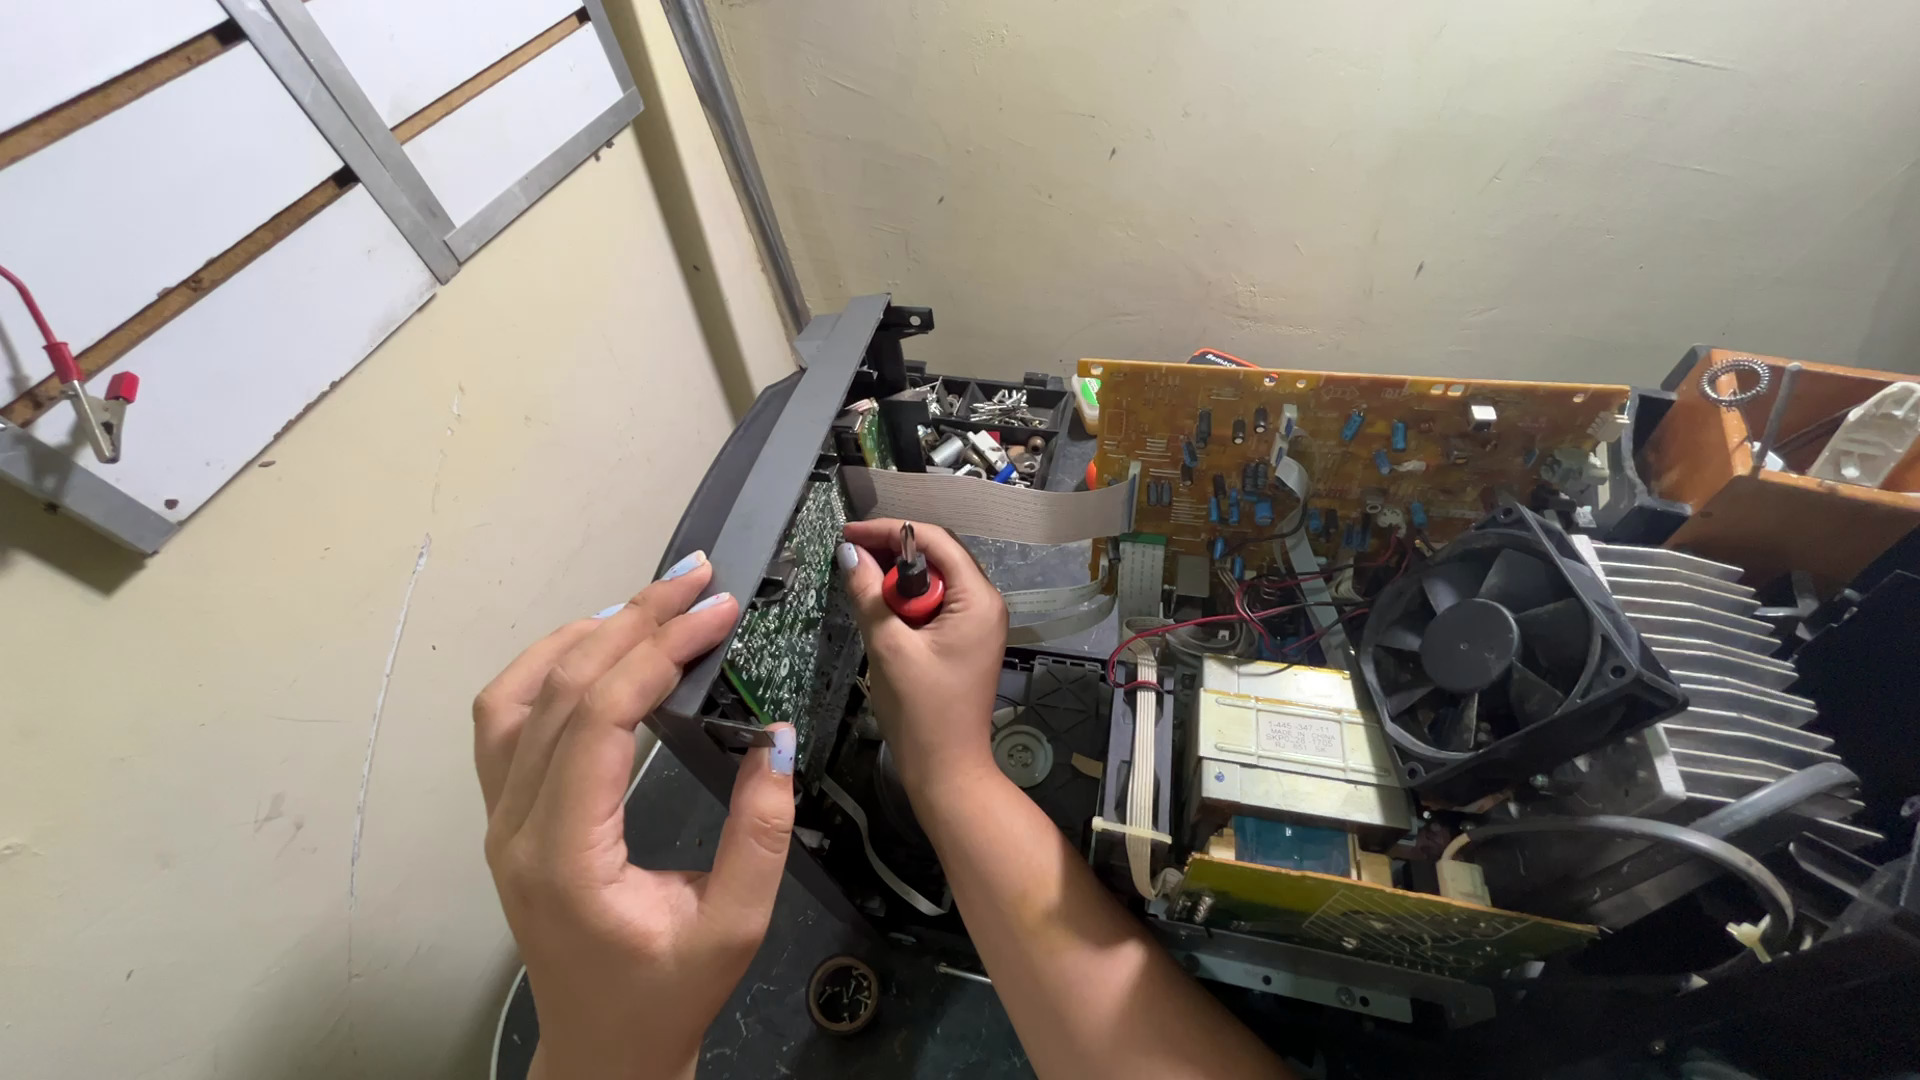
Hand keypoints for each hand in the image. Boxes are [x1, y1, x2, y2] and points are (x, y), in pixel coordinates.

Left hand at [473, 552, 796, 1079]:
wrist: (602, 1049)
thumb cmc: (669, 993)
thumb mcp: (736, 923)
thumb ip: (760, 830)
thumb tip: (777, 735)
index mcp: (565, 851)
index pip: (603, 717)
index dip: (663, 651)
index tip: (722, 612)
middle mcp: (515, 823)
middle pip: (563, 688)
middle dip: (636, 621)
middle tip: (699, 580)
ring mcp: (501, 816)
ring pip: (520, 693)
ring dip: (587, 633)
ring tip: (653, 600)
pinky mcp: (508, 813)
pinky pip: (507, 717)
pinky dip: (550, 664)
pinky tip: (597, 643)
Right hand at [838, 520, 1006, 792]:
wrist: (946, 770)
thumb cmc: (921, 711)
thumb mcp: (888, 647)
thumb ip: (868, 594)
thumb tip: (848, 553)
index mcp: (977, 599)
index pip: (935, 541)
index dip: (891, 531)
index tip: (849, 534)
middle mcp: (985, 603)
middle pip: (937, 557)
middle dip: (892, 552)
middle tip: (849, 554)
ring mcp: (978, 623)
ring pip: (934, 581)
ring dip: (896, 578)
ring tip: (857, 575)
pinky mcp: (965, 640)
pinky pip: (935, 605)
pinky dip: (906, 601)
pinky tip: (879, 604)